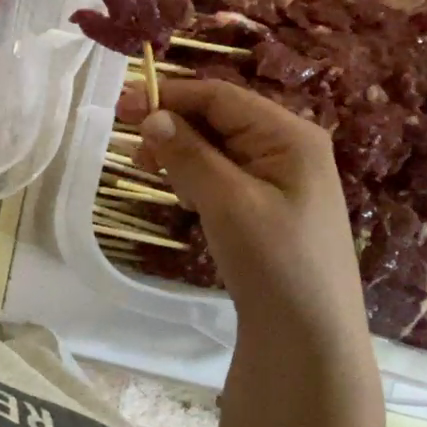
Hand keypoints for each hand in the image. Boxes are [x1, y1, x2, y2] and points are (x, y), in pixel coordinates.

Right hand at [116, 79, 369, 354]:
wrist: (307, 330)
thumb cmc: (273, 259)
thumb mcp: (226, 202)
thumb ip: (188, 154)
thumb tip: (151, 116)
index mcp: (289, 135)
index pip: (220, 96)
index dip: (168, 96)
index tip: (119, 107)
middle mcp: (288, 146)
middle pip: (218, 117)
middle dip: (172, 126)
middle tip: (131, 150)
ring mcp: (280, 175)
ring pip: (216, 145)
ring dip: (180, 151)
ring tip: (151, 173)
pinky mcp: (268, 201)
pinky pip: (222, 171)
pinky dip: (194, 174)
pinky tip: (182, 195)